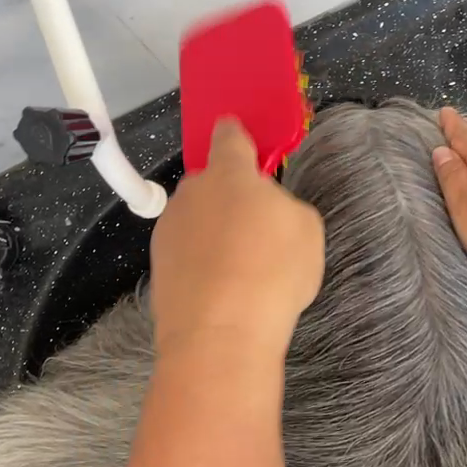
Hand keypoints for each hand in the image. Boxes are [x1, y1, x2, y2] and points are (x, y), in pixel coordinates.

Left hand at [150, 118, 323, 352]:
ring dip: (217, 235)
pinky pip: (189, 254)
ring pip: (199, 221)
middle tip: (259, 232)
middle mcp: (192, 192)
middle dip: (232, 199)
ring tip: (243, 271)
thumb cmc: (273, 271)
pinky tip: (225, 292)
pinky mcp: (159, 266)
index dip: (238, 135)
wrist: (222, 332)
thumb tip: (268, 209)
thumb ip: (286, 206)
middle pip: (214, 185)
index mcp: (231, 174)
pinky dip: (204, 266)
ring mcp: (170, 229)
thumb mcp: (308, 230)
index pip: (230, 137)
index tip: (239, 135)